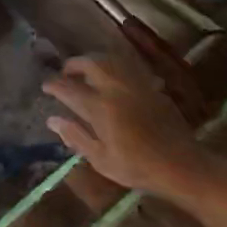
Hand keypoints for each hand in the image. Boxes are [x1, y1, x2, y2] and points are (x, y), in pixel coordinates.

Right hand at [42, 55, 211, 195]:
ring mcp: (136, 85)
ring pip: (111, 60)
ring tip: (86, 72)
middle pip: (91, 63)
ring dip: (94, 61)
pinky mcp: (152, 87)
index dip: (53, 85)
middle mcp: (116, 89)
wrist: (180, 164)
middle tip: (65, 73)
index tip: (45, 86)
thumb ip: (75, 136)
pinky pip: (128, 67)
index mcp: (100, 108)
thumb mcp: (100, 159)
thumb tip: (52, 120)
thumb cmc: (136, 167)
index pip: (69, 88)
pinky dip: (114, 66)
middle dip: (73, 64)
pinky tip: (112, 77)